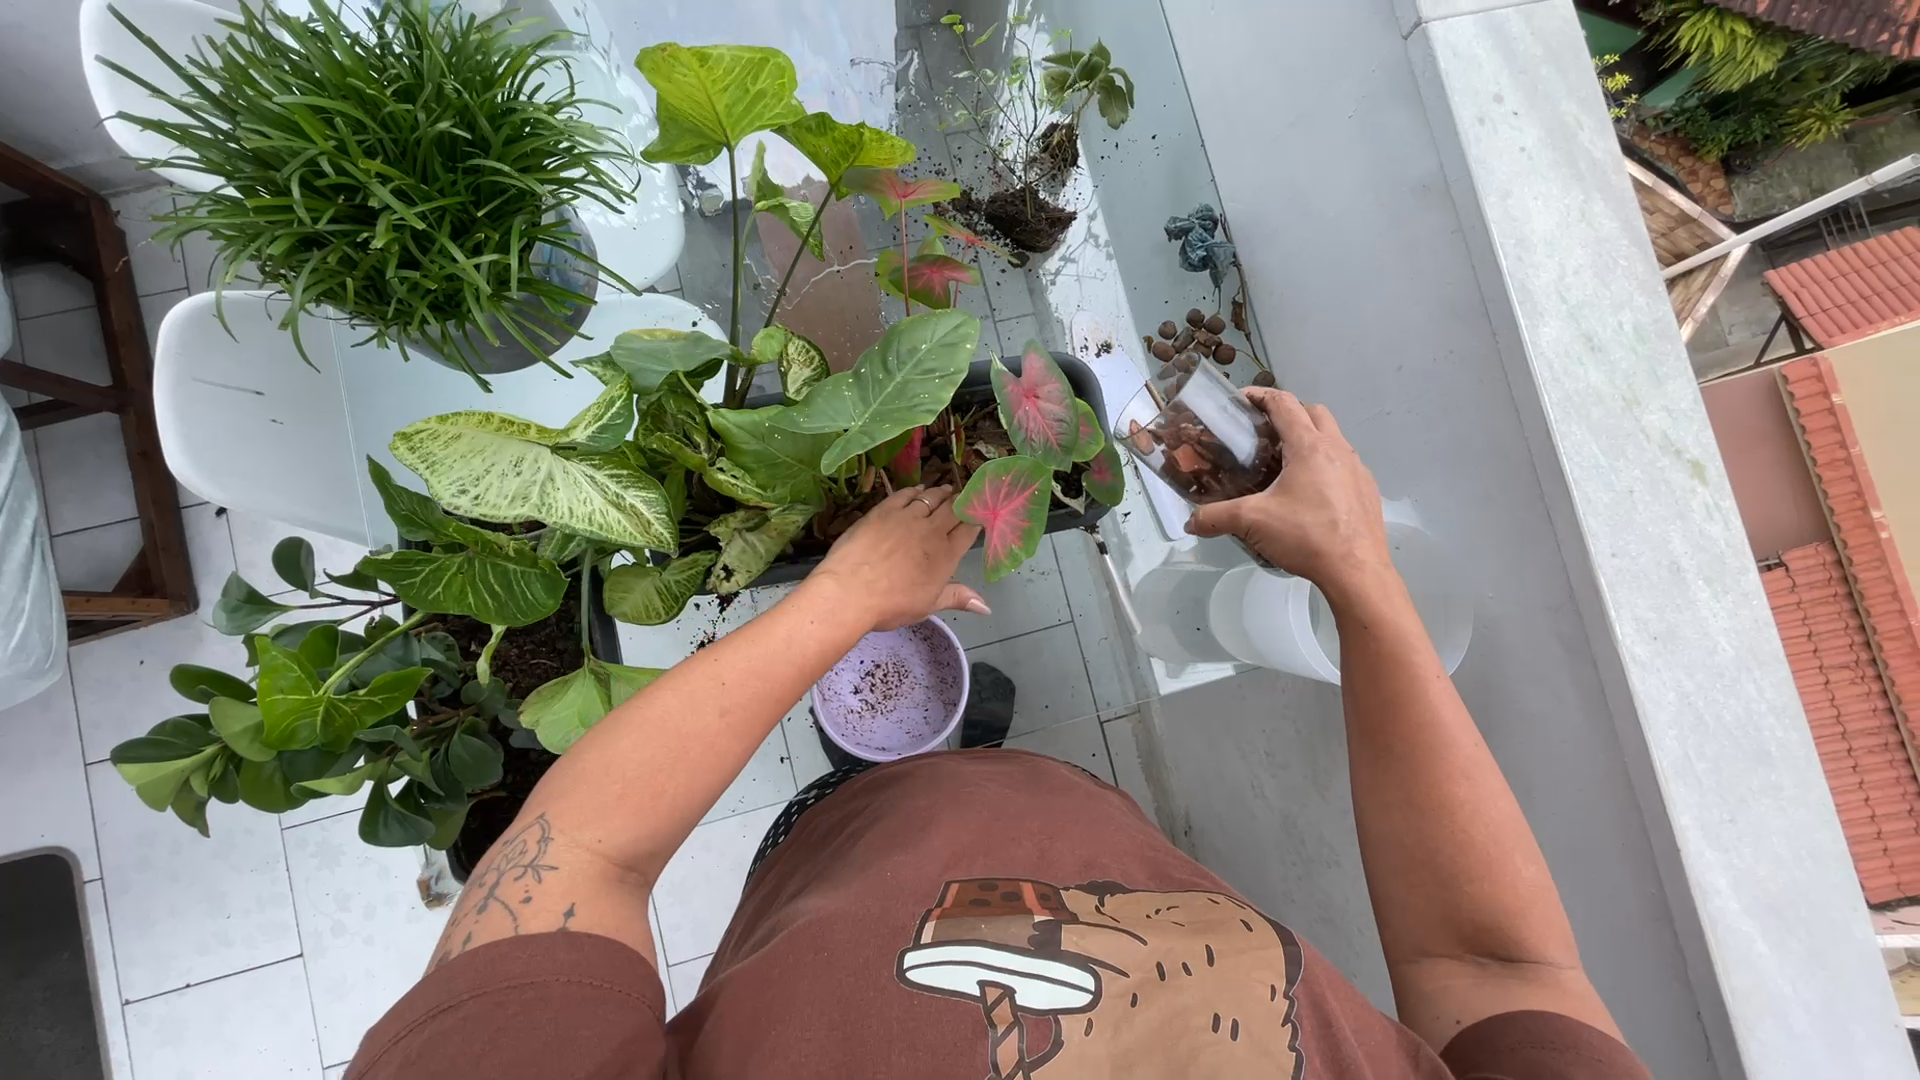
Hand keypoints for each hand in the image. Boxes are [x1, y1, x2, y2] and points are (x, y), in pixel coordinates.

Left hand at [808, 485, 989, 631]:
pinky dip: (915, 491)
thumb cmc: (892, 605)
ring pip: (931, 498)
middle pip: (953, 509)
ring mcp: (907, 517)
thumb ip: (958, 598)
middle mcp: (931, 530)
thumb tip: (986, 607)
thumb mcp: (928, 605)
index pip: (968, 530)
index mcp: (946, 555)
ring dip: (941, 493)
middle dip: (961, 502)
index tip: (980, 515)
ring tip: (946, 490)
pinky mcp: (884, 510)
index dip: (976, 520)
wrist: (850, 591)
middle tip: (964, 498)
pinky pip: (904, 494)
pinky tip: (918, 490)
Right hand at [1186, 389, 1392, 605]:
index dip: (1261, 396)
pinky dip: (1323, 464)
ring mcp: (1357, 470)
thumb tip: (1191, 522)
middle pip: (1314, 412)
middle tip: (1263, 430)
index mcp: (1309, 447)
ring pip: (1332, 437)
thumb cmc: (1306, 536)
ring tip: (1283, 462)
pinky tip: (1308, 491)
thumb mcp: (1252, 523)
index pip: (1284, 405)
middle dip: (1288, 412)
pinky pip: (1343, 464)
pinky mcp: (1366, 491)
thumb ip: (1216, 517)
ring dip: (1309, 437)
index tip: (1242, 399)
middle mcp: (1337, 450)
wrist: (1356, 571)